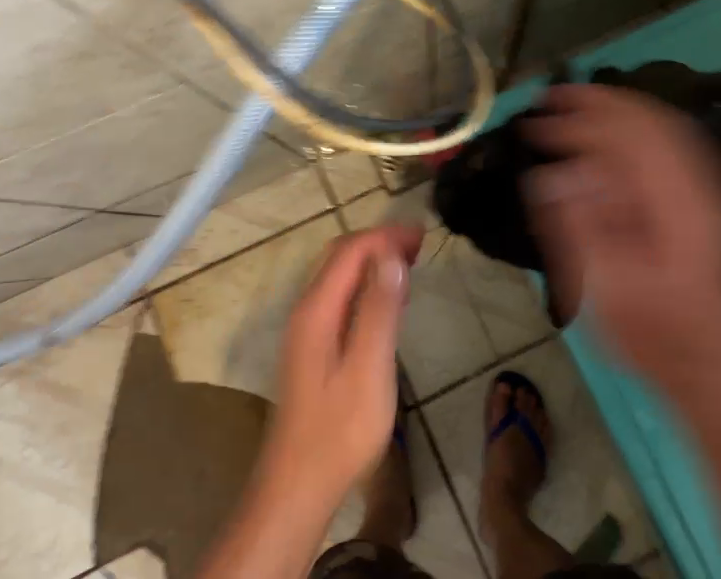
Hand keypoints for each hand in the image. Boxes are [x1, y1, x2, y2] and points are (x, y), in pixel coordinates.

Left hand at [262, 225, 423, 501]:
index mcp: (316, 311)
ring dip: (372, 264)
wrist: (297, 486)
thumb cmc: (339, 431)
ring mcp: (305, 333)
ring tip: (410, 265)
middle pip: (339, 259)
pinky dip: (365, 287)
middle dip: (378, 243)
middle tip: (420, 245)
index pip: (349, 252)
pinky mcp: (312, 352)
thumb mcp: (368, 369)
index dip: (385, 236)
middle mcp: (305, 313)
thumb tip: (391, 256)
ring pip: (338, 279)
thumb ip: (379, 310)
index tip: (423, 234)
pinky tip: (386, 303)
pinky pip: (339, 300)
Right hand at [523, 84, 720, 393]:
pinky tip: (616, 136)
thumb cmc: (653, 333)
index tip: (537, 122)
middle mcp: (697, 185)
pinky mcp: (707, 202)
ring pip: (666, 127)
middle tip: (554, 96)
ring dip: (621, 109)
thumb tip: (549, 176)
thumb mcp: (605, 286)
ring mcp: (708, 192)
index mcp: (673, 203)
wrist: (712, 365)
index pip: (623, 139)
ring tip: (580, 104)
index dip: (577, 121)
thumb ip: (578, 226)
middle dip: (599, 102)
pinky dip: (640, 128)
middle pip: (649, 120)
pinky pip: (675, 144)